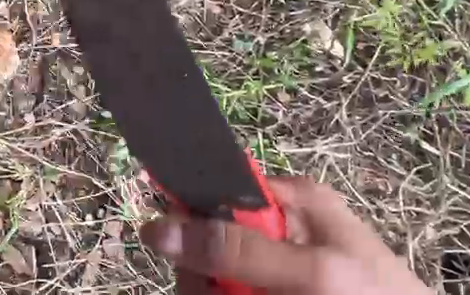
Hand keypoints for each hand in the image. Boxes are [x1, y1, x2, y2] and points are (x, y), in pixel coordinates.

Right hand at [141, 175, 432, 294]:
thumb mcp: (316, 275)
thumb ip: (239, 249)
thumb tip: (153, 228)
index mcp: (293, 200)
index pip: (213, 185)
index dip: (187, 215)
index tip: (177, 249)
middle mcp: (281, 228)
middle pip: (207, 235)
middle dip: (201, 269)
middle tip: (210, 294)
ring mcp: (281, 269)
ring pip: (213, 271)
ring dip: (207, 289)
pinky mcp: (278, 291)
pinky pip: (228, 290)